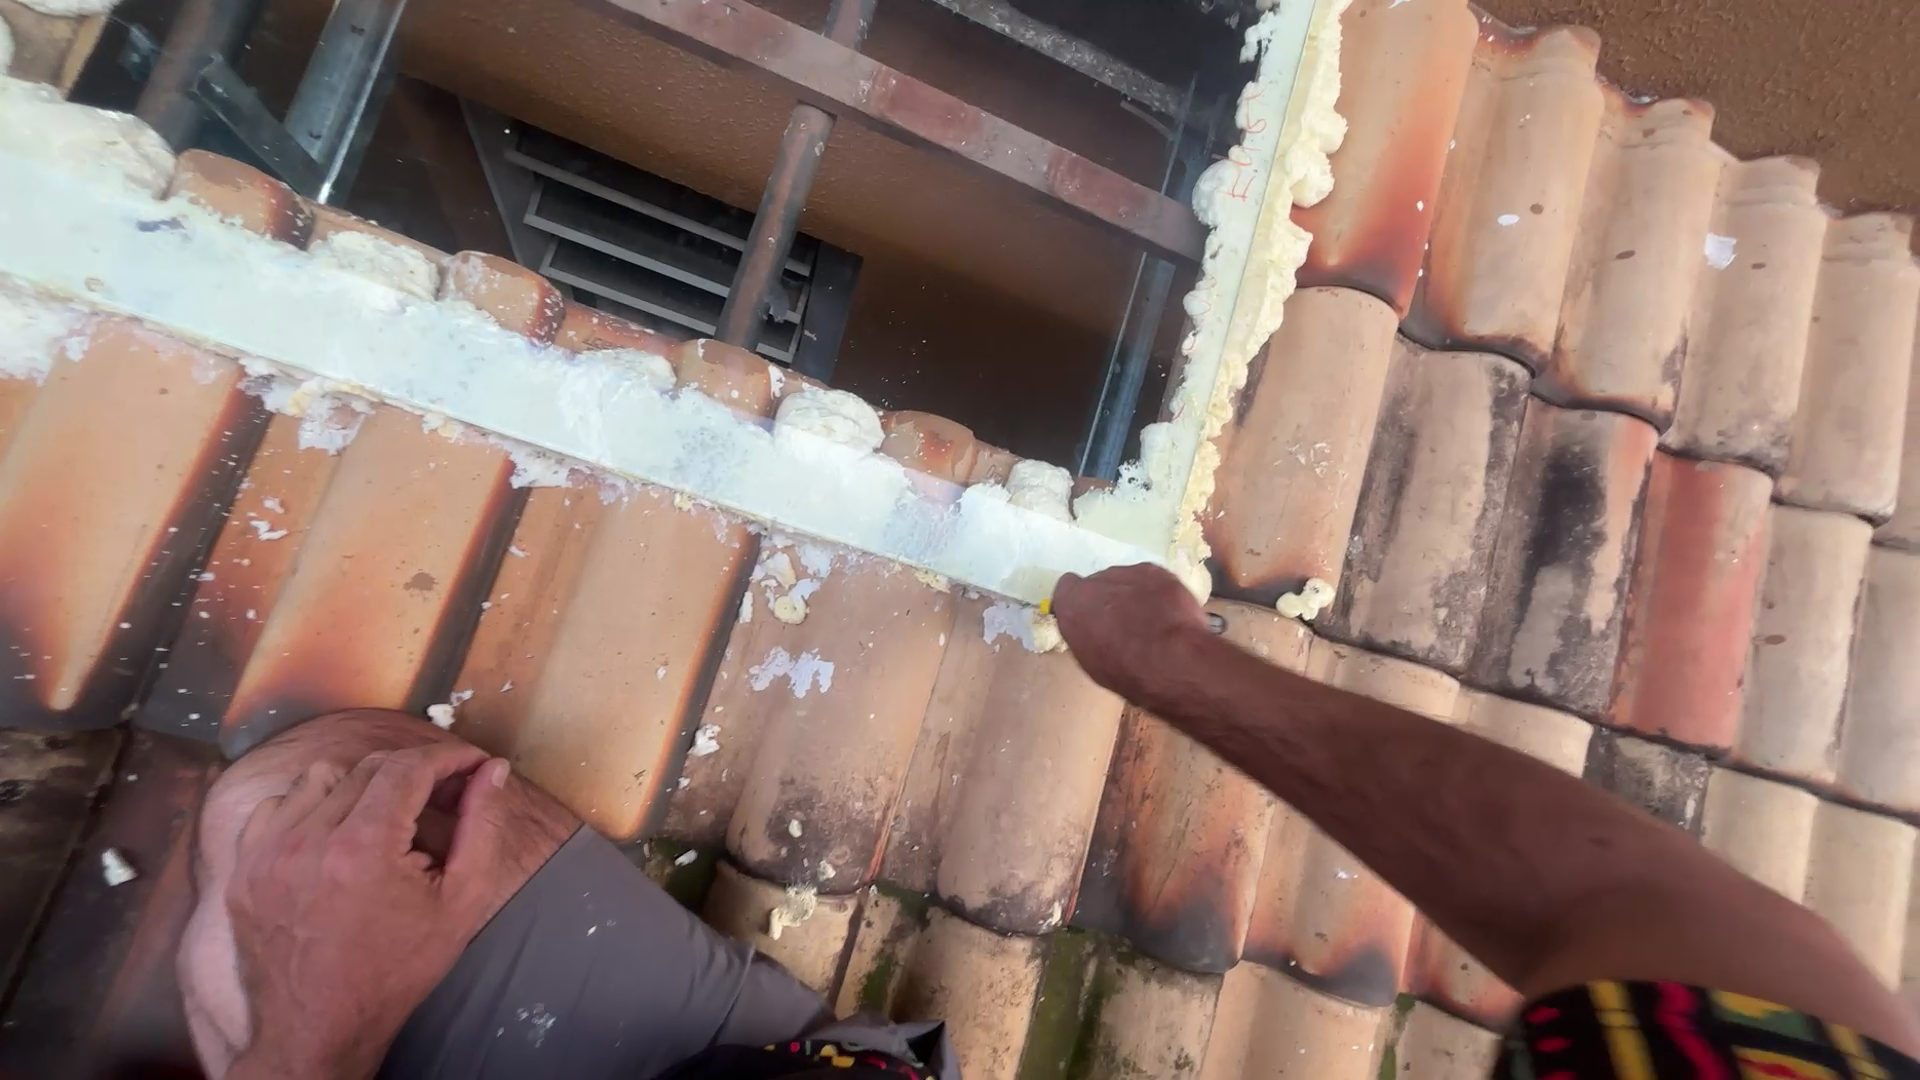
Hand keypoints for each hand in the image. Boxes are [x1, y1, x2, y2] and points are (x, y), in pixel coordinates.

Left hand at [224, 744, 515, 1079]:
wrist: (318, 1030)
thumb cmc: (401, 965)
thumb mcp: (464, 896)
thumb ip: (482, 823)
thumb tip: (493, 769)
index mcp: (362, 847)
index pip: (409, 767)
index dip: (451, 757)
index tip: (476, 765)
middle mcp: (305, 842)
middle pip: (370, 767)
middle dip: (418, 770)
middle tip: (447, 793)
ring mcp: (264, 856)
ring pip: (324, 777)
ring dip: (367, 784)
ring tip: (392, 813)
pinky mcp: (243, 871)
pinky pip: (279, 806)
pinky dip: (316, 803)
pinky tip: (341, 829)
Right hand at [1051, 563, 1210, 706]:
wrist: (1169, 660)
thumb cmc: (1124, 670)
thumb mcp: (1088, 660)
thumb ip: (1083, 633)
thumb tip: (1091, 630)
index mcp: (1072, 602)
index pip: (1067, 589)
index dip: (1079, 603)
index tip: (1088, 617)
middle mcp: (1096, 581)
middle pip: (1098, 584)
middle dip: (1109, 600)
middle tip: (1125, 625)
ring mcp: (1128, 573)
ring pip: (1126, 580)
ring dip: (1133, 596)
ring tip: (1151, 623)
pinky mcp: (1157, 572)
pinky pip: (1152, 580)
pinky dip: (1157, 593)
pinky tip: (1167, 614)